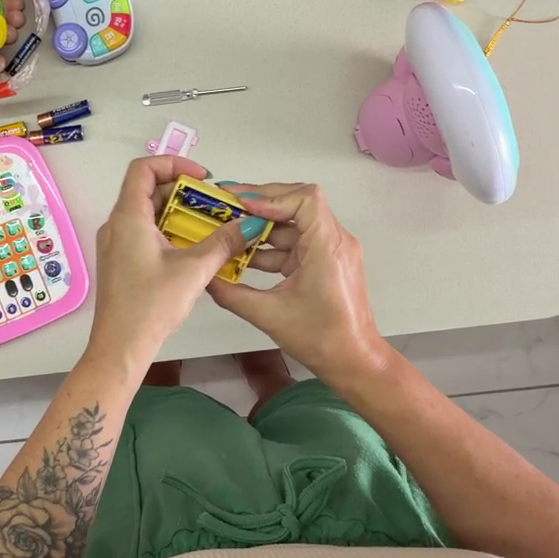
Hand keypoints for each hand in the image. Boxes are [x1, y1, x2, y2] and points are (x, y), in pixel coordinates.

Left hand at [86, 157, 247, 362]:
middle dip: (182, 191)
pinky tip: (190, 248)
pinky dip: (167, 231)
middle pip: (146, 190)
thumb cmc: (150, 305)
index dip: (174, 163)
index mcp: (128, 217)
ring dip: (177, 213)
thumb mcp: (194, 270)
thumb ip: (222, 243)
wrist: (120, 347)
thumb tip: (247, 225)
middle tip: (212, 204)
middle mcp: (116, 225)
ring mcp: (115, 244)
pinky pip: (143, 233)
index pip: (143, 168)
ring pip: (146, 213)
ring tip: (207, 226)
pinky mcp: (119, 262)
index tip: (202, 178)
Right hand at [206, 183, 389, 382]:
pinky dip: (271, 245)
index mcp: (327, 248)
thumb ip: (231, 293)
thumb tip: (204, 277)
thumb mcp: (268, 315)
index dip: (270, 196)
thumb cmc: (320, 339)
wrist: (354, 361)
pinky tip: (245, 255)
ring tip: (229, 231)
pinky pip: (297, 243)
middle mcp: (335, 241)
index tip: (240, 206)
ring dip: (262, 227)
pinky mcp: (327, 262)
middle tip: (226, 206)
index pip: (305, 199)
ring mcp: (333, 251)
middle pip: (298, 204)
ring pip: (295, 224)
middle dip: (261, 204)